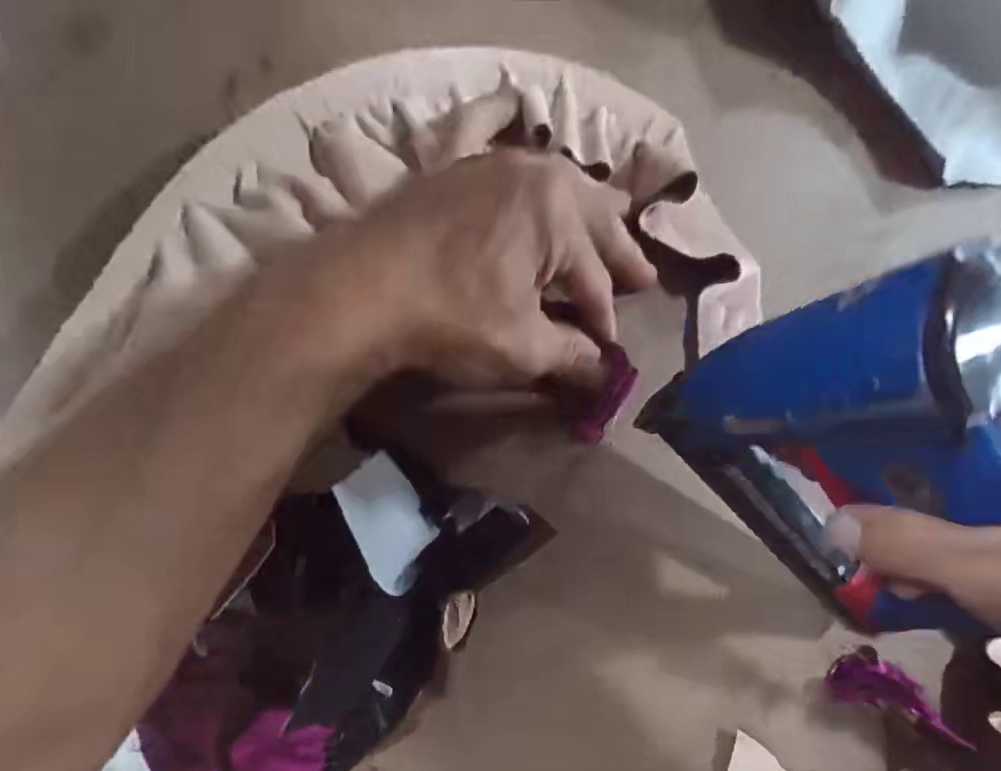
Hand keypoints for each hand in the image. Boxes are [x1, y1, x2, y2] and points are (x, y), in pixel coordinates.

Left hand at [283, 149, 657, 392]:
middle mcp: (529, 173)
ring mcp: (486, 166)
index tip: (608, 348)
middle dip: (616, 251)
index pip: (594, 278)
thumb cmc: (450, 318)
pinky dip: (533, 203)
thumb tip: (604, 374)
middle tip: (643, 274)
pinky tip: (534, 206)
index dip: (604, 319)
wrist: (357, 290)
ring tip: (604, 228)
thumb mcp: (520, 348)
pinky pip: (509, 184)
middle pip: (589, 218)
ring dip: (582, 218)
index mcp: (557, 210)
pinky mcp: (450, 175)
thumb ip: (570, 357)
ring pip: (552, 191)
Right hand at [829, 380, 1000, 677]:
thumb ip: (904, 544)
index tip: (890, 536)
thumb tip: (831, 522)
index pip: (946, 434)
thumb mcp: (995, 574)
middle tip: (930, 582)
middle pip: (978, 468)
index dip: (906, 486)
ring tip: (980, 595)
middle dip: (946, 527)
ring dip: (983, 542)